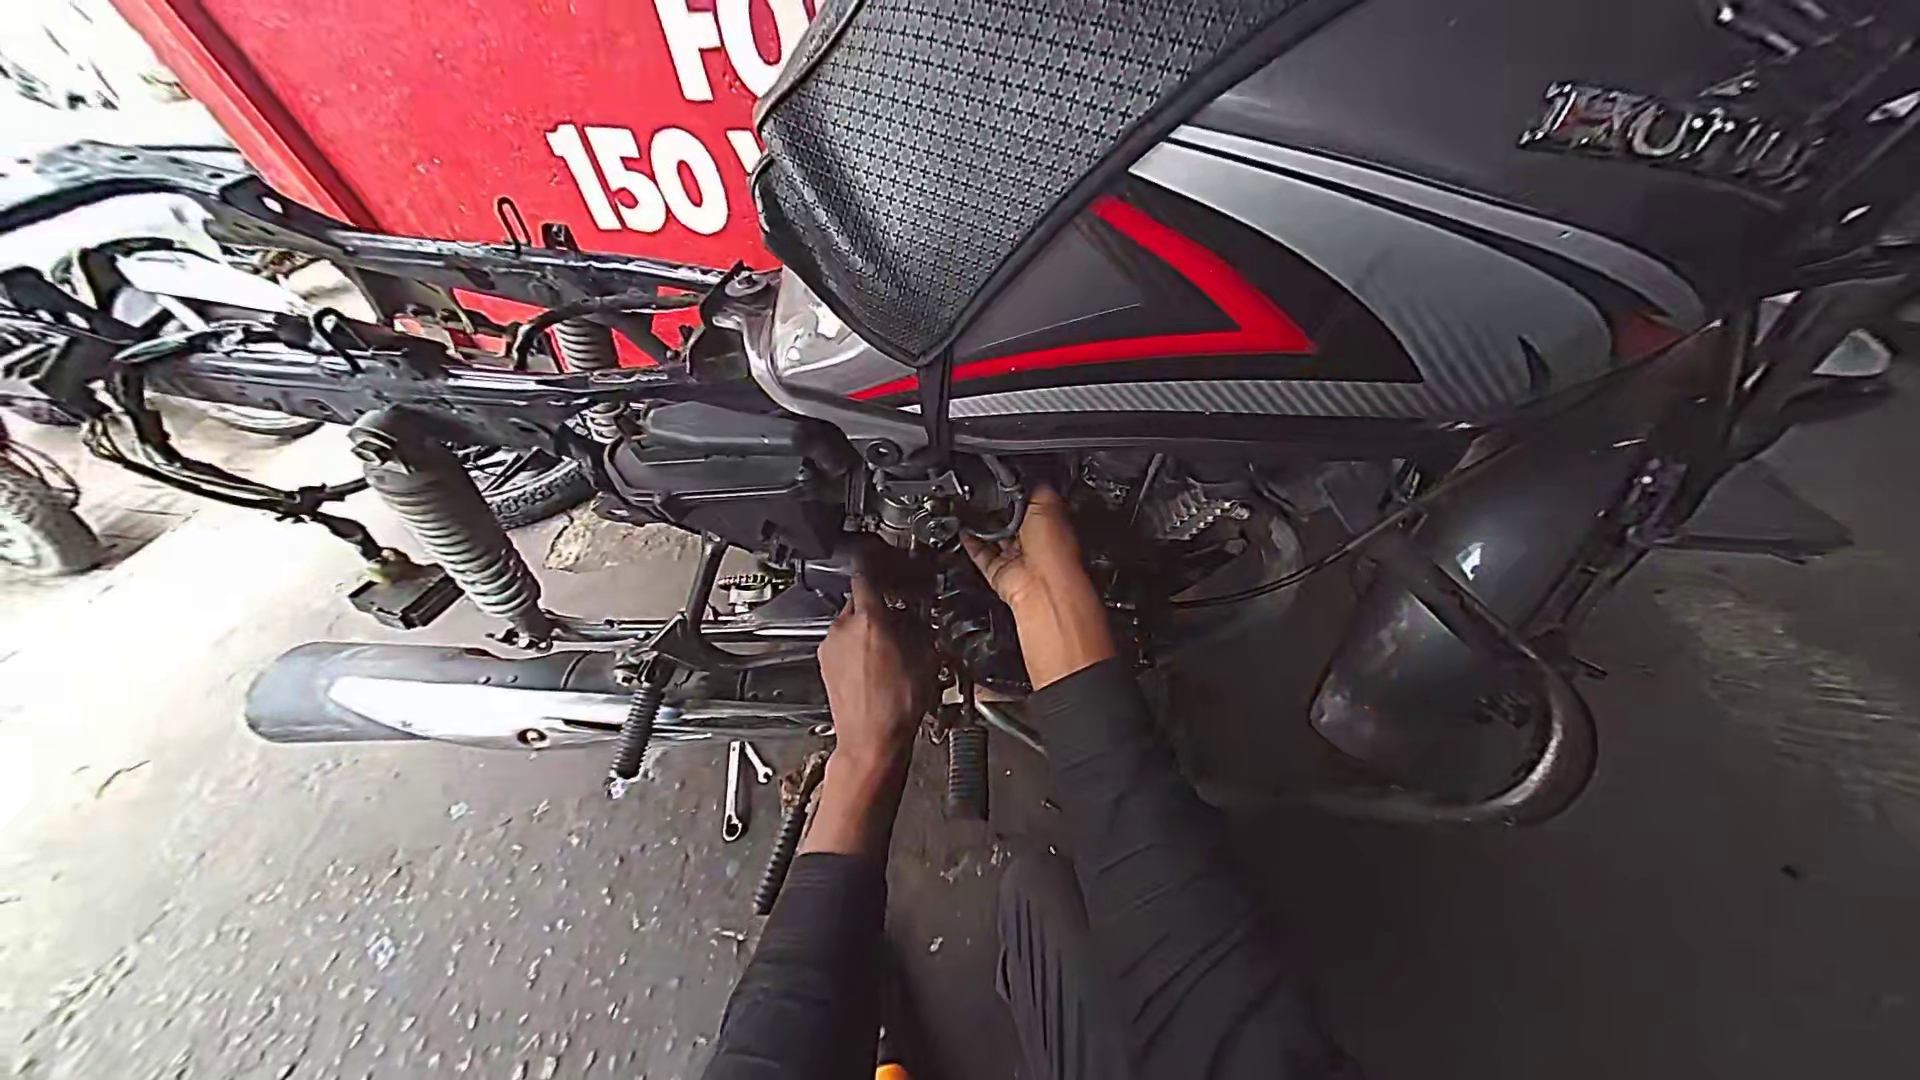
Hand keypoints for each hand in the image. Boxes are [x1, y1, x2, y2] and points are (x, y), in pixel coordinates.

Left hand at [817, 567, 929, 775]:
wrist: (871, 740)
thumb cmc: (897, 705)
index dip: (878, 564)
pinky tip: (876, 663)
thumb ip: (918, 626)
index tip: (887, 562)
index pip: (866, 574)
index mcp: (869, 619)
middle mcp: (843, 628)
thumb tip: (916, 615)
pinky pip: (842, 641)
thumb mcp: (925, 657)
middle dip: (881, 604)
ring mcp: (830, 645)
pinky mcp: (825, 662)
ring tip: (891, 647)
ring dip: (869, 626)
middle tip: (902, 617)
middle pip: (861, 599)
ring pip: (851, 621)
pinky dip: (857, 644)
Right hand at [962, 486, 1114, 688]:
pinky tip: (962, 530)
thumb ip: (1034, 487)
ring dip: (982, 524)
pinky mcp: (999, 572)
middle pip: (1010, 519)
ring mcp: (1016, 557)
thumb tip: (1027, 472)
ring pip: (994, 536)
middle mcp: (1034, 541)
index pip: (1031, 501)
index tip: (1003, 479)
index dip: (1017, 489)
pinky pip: (981, 555)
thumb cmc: (1055, 552)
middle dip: (997, 507)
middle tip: (981, 492)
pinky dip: (970, 543)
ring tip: (966, 507)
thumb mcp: (1046, 502)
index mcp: (1050, 523)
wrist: (1042, 585)